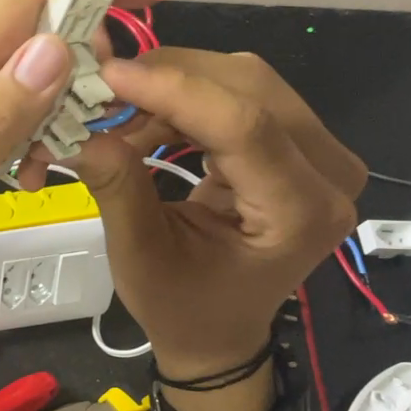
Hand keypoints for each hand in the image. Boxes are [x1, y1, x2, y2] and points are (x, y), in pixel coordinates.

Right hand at [18, 49, 365, 376]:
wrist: (218, 335)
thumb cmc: (181, 309)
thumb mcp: (140, 257)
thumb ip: (118, 187)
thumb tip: (79, 127)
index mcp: (300, 213)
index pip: (244, 125)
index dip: (172, 91)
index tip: (106, 75)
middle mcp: (330, 173)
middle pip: (250, 88)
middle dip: (167, 80)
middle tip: (98, 92)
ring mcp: (321, 154)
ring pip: (245, 83)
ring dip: (171, 87)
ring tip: (115, 116)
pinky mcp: (301, 145)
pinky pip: (242, 98)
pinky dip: (184, 101)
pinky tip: (144, 122)